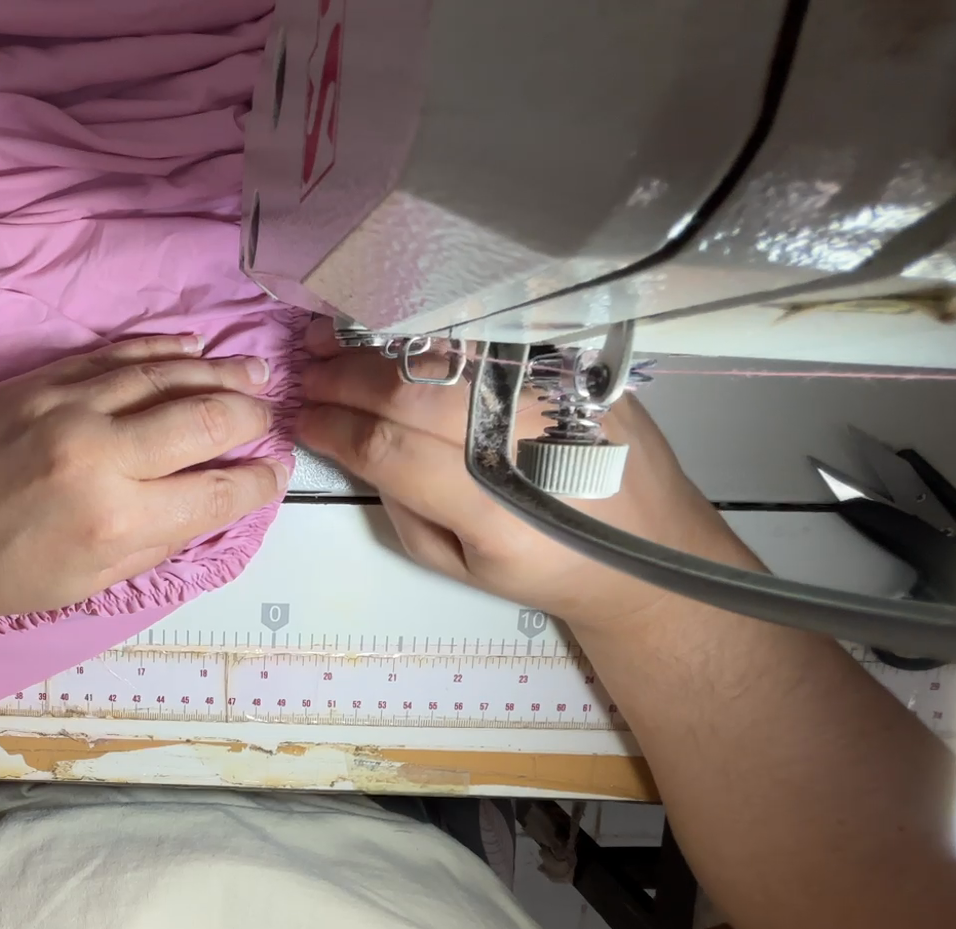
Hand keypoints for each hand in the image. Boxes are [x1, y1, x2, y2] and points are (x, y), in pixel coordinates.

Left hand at [0, 335, 287, 623]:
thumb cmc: (1, 577)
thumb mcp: (90, 585)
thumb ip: (159, 541)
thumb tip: (214, 503)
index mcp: (117, 520)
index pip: (217, 493)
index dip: (257, 483)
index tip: (274, 474)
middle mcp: (100, 454)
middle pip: (205, 420)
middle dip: (251, 419)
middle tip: (270, 420)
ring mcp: (66, 406)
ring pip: (168, 375)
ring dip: (221, 374)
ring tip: (257, 375)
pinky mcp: (37, 381)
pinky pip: (116, 355)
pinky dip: (162, 349)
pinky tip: (194, 349)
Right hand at [295, 327, 757, 631]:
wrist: (654, 553)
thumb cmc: (542, 570)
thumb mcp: (456, 563)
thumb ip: (402, 505)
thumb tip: (361, 445)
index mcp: (494, 508)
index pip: (389, 449)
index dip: (335, 429)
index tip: (301, 421)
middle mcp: (527, 442)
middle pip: (411, 394)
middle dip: (344, 381)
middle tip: (305, 375)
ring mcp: (556, 397)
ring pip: (448, 357)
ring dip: (379, 346)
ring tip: (333, 340)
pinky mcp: (576, 370)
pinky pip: (491, 339)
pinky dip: (433, 332)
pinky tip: (395, 331)